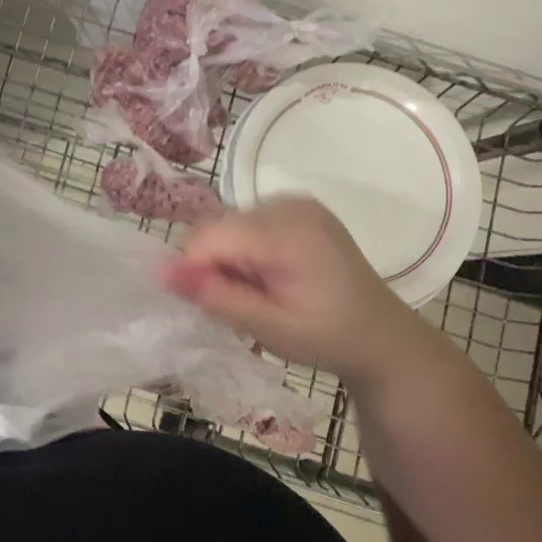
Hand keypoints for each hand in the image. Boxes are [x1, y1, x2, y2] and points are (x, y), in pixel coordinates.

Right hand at [163, 196, 432, 381]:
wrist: (382, 336)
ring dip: (222, 260)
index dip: (192, 270)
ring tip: (252, 292)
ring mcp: (293, 203)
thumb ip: (216, 296)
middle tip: (236, 303)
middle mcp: (288, 204)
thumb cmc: (327, 338)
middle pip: (213, 228)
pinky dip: (238, 252)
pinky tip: (262, 276)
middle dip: (209, 266)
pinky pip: (241, 225)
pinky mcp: (293, 209)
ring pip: (222, 227)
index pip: (207, 237)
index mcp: (288, 231)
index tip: (202, 305)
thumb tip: (160, 272)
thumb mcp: (268, 326)